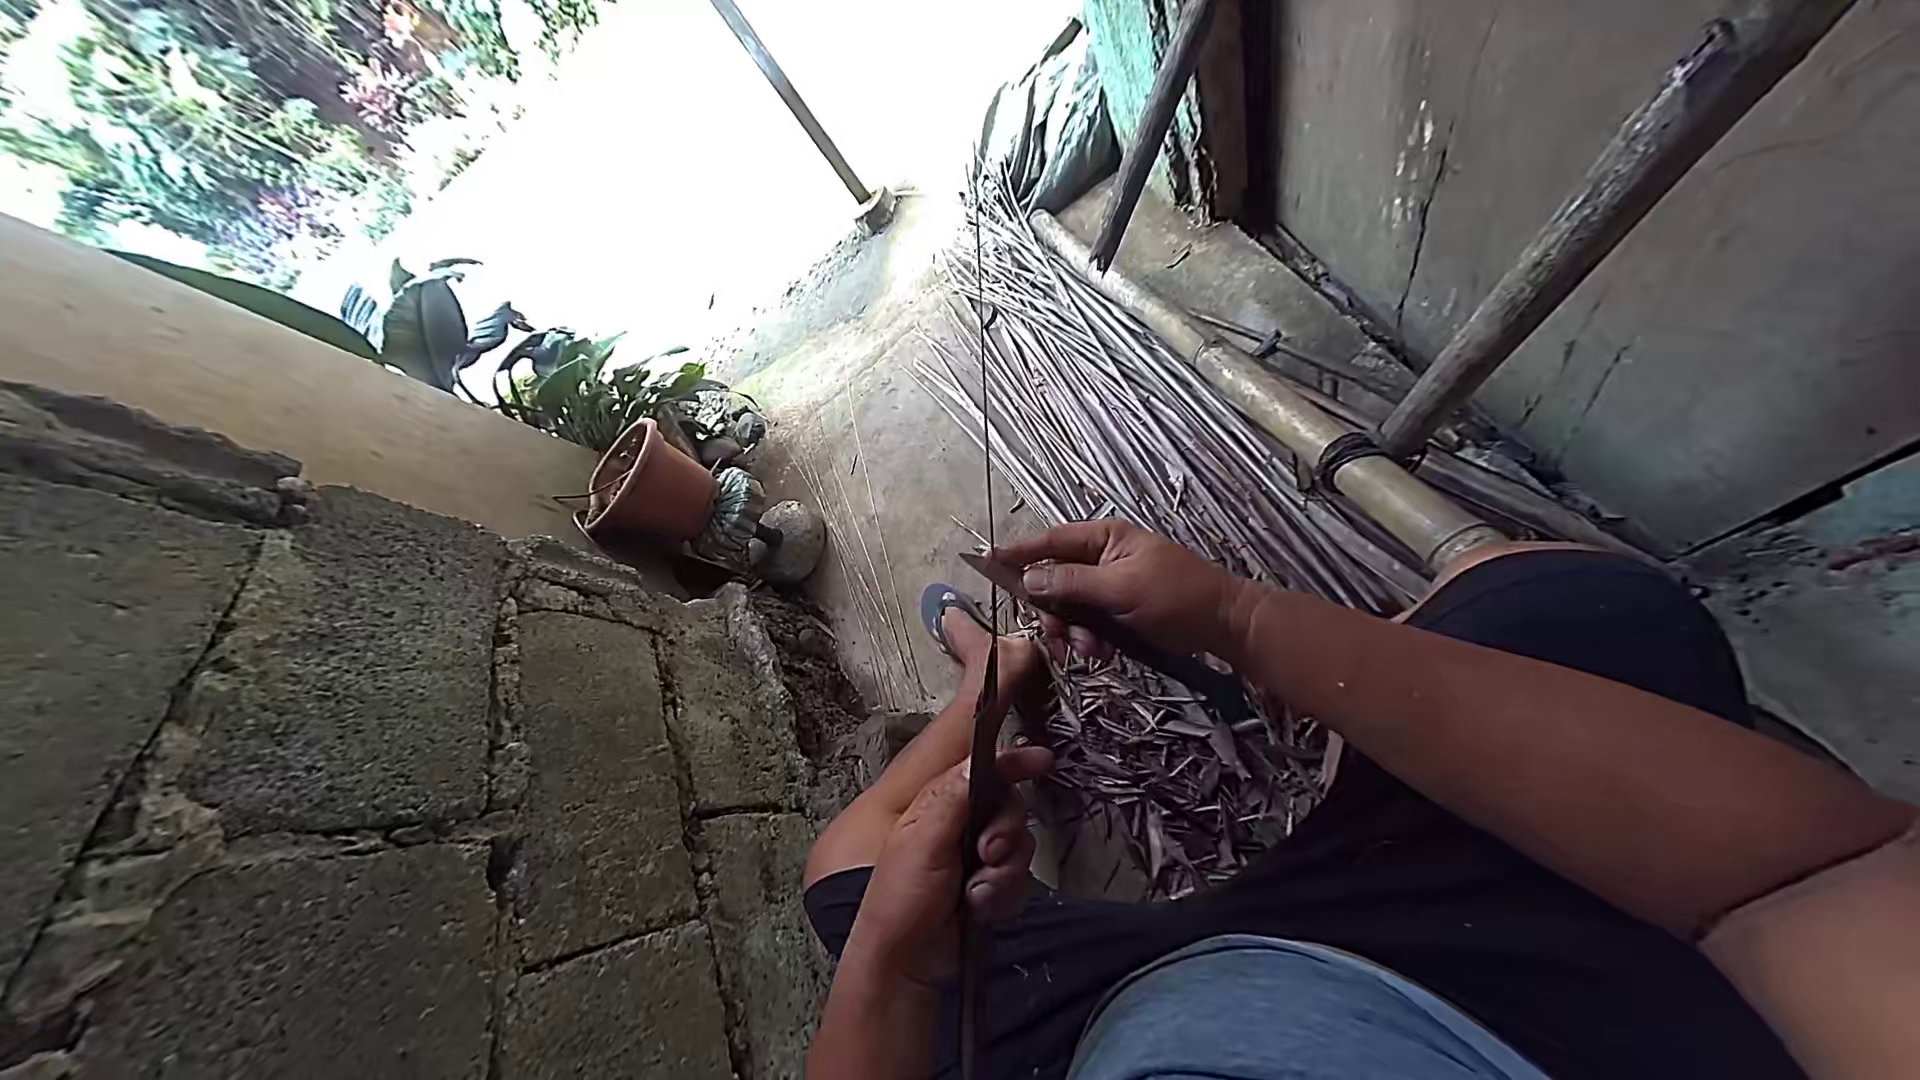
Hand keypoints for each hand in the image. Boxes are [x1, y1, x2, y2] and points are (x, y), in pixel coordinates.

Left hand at [842, 746, 1053, 985]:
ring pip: (1017, 838)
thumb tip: (975, 759)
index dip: (1009, 756)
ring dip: (1005, 866)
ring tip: (978, 886)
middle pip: (1007, 799)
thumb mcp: (920, 841)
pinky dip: (1006, 889)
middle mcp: (957, 816)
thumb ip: (950, 796)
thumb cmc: (897, 903)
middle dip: (1007, 827)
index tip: (1037, 760)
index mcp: (935, 797)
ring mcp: (974, 847)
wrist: (908, 965)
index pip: (977, 760)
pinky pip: (1018, 872)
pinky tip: (981, 903)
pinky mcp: (989, 876)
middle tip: (988, 849)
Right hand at [995, 521, 1253, 658]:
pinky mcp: (1114, 612)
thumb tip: (1028, 579)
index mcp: (1103, 538)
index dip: (1019, 552)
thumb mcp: (1120, 586)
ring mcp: (1106, 586)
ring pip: (1067, 608)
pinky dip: (1088, 640)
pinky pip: (1085, 624)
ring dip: (1071, 631)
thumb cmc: (1175, 594)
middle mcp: (1100, 558)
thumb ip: (1071, 583)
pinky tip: (1103, 652)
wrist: (1221, 624)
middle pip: (1054, 580)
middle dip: (1053, 610)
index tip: (988, 561)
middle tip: (1055, 634)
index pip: (1051, 541)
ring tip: (1091, 649)